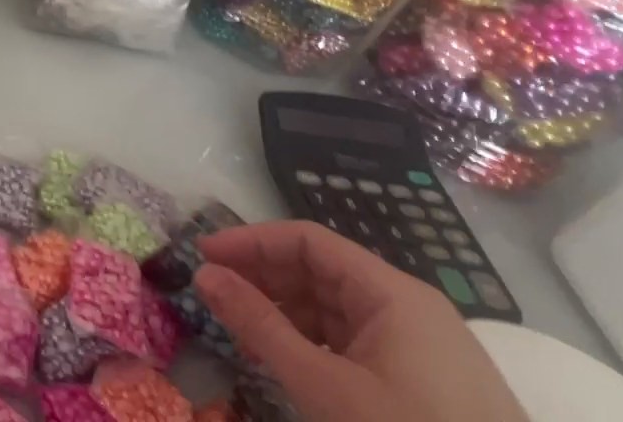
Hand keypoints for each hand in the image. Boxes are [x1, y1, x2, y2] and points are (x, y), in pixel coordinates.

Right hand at [195, 220, 526, 421]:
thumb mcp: (322, 384)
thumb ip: (258, 324)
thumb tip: (204, 274)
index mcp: (391, 293)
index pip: (307, 239)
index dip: (249, 240)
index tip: (201, 255)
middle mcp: (407, 306)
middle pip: (318, 268)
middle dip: (260, 275)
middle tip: (211, 293)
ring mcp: (418, 343)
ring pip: (332, 304)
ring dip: (280, 309)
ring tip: (239, 329)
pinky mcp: (421, 377)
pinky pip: (351, 337)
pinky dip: (309, 338)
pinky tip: (282, 357)